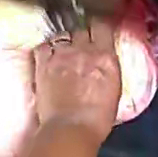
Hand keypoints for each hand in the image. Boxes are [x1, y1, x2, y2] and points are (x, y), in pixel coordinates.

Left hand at [31, 18, 121, 144]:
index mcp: (105, 56)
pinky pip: (44, 46)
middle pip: (81, 30)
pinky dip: (46, 50)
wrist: (70, 130)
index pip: (102, 26)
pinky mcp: (43, 63)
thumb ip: (108, 69)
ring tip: (63, 55)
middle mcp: (84, 50)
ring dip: (64, 43)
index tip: (98, 32)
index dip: (99, 28)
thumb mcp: (114, 90)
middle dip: (81, 38)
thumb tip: (104, 62)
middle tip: (80, 49)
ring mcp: (61, 55)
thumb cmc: (98, 119)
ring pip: (62, 36)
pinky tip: (48, 58)